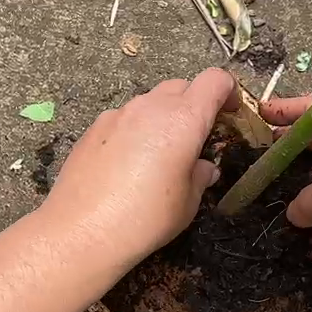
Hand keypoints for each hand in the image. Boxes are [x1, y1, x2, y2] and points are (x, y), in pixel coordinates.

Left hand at [41, 68, 235, 264]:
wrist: (81, 231)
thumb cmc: (145, 219)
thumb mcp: (188, 203)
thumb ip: (200, 176)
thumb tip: (204, 167)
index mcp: (183, 119)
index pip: (214, 80)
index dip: (228, 92)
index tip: (230, 114)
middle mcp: (150, 107)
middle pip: (181, 86)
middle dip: (194, 104)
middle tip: (196, 138)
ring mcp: (118, 114)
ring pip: (150, 101)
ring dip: (162, 117)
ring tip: (159, 156)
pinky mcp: (93, 128)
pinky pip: (123, 118)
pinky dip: (134, 130)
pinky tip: (126, 164)